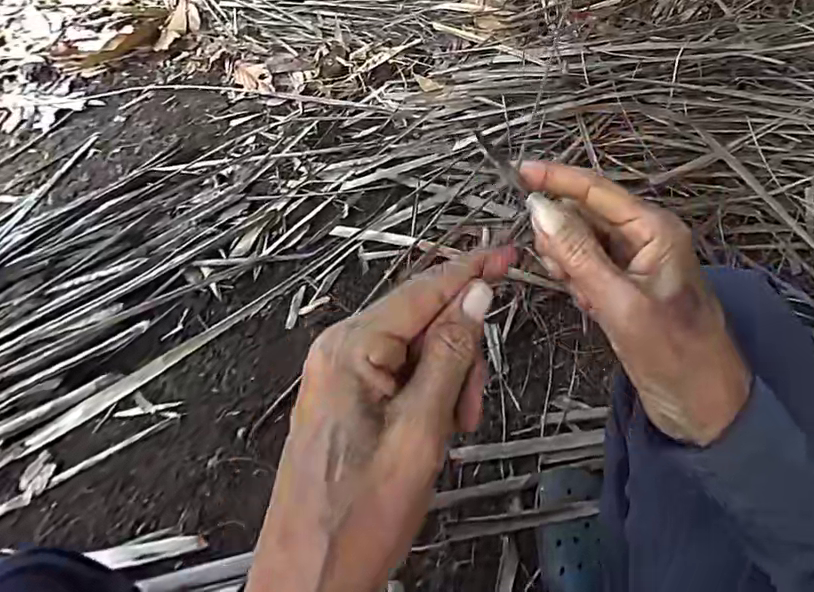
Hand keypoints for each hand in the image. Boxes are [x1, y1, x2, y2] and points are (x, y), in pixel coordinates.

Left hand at [250, 247, 515, 591]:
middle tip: (471, 400)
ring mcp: (341, 371)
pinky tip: (434, 427)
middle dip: (461, 352)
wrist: (308, 585)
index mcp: (352, 347)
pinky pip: (403, 370)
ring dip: (448, 379)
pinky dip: (430, 392)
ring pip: (419, 345)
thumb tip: (475, 296)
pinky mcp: (347, 395)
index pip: (427, 288)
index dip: (473, 269)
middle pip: (425, 317)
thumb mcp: (420, 431)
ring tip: (451, 427)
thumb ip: (451, 354)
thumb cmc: (351, 522)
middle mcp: (340, 349)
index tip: (505, 254)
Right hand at [518, 161, 750, 445]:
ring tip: (582, 294)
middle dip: (563, 235)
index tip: (520, 171)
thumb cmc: (678, 358)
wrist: (708, 412)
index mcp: (655, 229)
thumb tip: (540, 209)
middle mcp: (645, 237)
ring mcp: (634, 262)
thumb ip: (578, 254)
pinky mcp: (624, 286)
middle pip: (585, 214)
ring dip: (569, 262)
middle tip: (558, 268)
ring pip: (582, 240)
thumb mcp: (622, 305)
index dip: (556, 177)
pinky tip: (589, 304)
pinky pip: (587, 266)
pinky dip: (578, 280)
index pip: (596, 189)